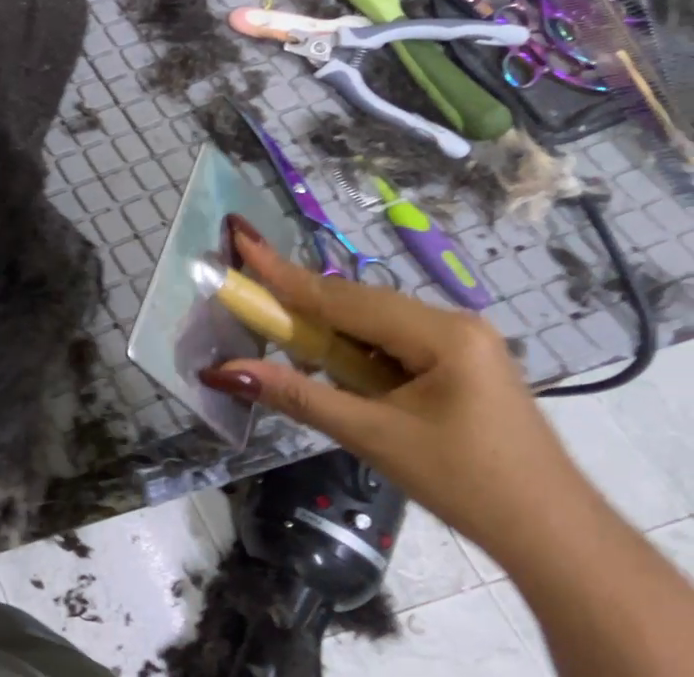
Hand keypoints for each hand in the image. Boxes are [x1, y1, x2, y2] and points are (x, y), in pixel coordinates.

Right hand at [202, 221, 586, 555]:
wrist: (556, 538)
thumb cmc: (467, 483)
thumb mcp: (372, 436)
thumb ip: (296, 395)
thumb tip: (221, 371)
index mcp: (441, 333)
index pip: (340, 297)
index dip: (281, 272)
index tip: (239, 239)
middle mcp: (453, 324)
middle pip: (355, 304)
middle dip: (299, 305)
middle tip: (245, 297)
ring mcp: (461, 344)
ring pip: (370, 324)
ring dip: (325, 333)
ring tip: (280, 339)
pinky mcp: (460, 366)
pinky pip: (388, 344)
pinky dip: (351, 351)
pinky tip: (330, 367)